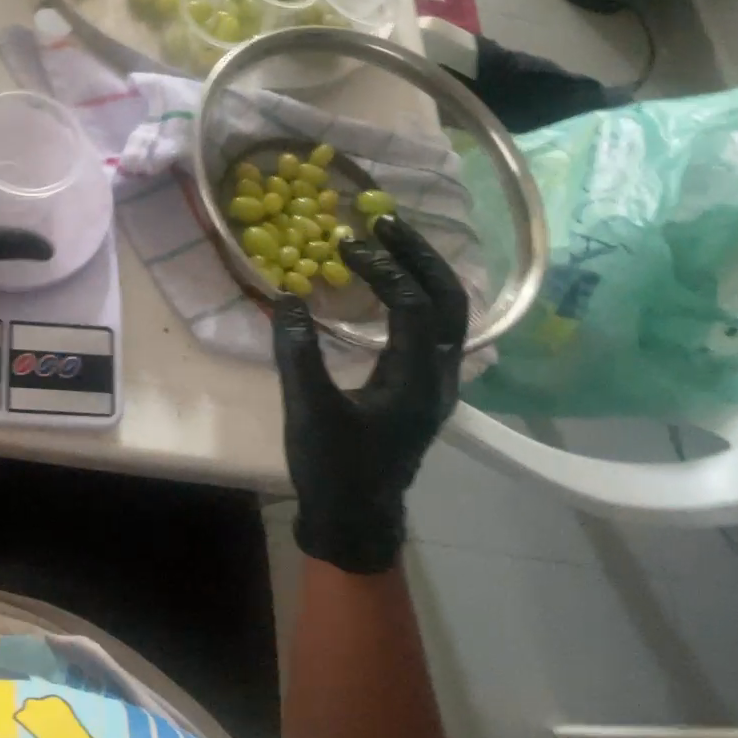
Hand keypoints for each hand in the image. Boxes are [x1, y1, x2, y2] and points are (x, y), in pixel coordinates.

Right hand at [274, 217, 467, 573]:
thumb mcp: (308, 409)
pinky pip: (435, 327)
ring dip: (423, 272)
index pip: (413, 307)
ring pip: (449, 313)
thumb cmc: (334, 466)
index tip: (346, 244)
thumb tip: (287, 297)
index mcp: (418, 380)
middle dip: (420, 256)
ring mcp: (438, 382)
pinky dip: (418, 294)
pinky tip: (390, 285)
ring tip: (389, 240)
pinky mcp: (424, 386)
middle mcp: (441, 376)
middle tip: (383, 221)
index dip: (383, 269)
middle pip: (450, 301)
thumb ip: (298, 352)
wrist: (355, 516)